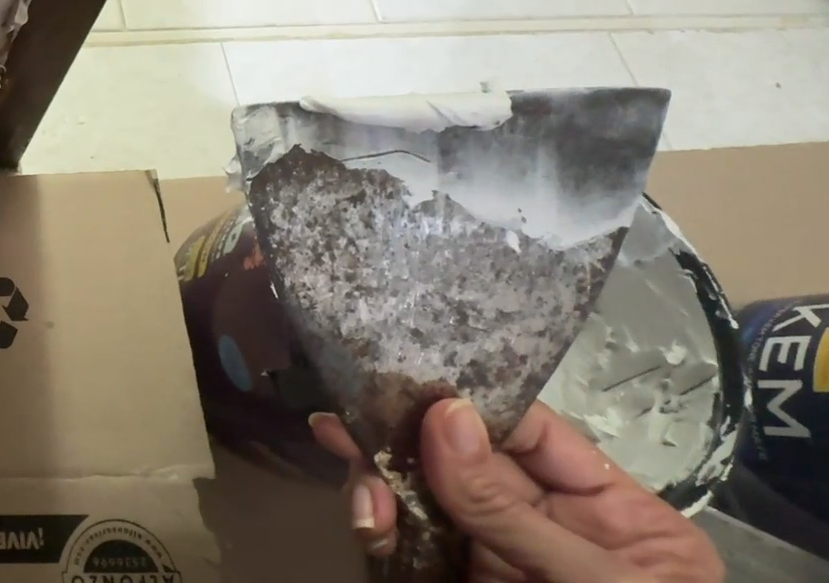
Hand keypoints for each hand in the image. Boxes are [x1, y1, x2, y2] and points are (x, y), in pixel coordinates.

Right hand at [312, 399, 722, 581]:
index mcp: (611, 511)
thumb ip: (514, 510)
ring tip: (364, 511)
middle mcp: (548, 518)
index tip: (398, 388)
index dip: (463, 402)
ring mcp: (497, 548)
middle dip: (399, 445)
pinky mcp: (454, 575)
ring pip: (419, 486)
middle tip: (342, 434)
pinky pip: (407, 532)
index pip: (527, 428)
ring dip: (378, 486)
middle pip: (456, 450)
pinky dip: (378, 524)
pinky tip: (364, 525)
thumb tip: (443, 412)